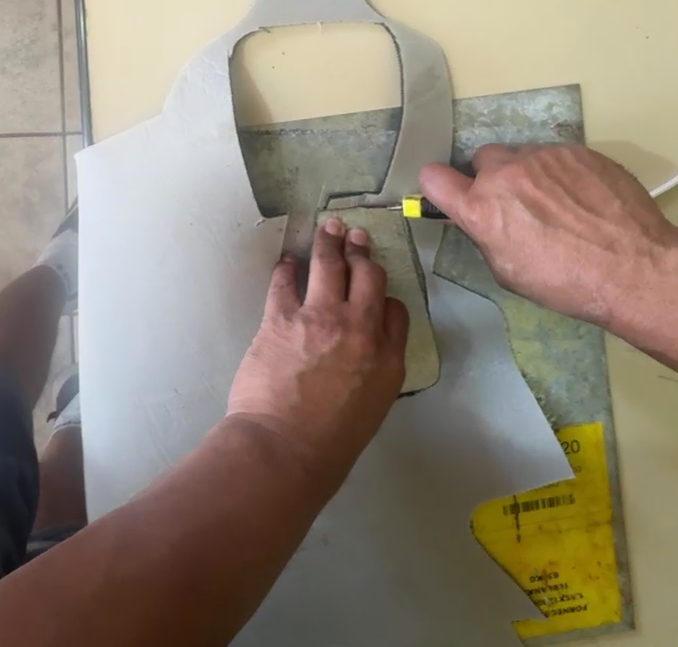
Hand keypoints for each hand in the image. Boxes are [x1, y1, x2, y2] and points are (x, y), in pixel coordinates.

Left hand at [227, 219, 408, 490]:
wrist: (285, 450)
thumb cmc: (328, 446)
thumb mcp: (371, 409)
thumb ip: (373, 372)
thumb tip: (362, 352)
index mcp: (387, 360)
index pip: (395, 312)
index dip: (384, 294)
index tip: (376, 289)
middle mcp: (360, 330)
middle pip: (368, 277)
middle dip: (363, 252)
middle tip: (357, 237)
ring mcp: (320, 318)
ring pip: (329, 265)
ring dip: (329, 242)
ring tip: (329, 227)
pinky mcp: (282, 317)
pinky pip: (286, 281)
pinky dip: (286, 267)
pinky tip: (286, 261)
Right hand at [418, 145, 677, 325]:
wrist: (636, 268)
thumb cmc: (566, 282)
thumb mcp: (508, 271)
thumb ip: (486, 235)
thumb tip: (482, 220)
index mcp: (481, 208)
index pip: (433, 177)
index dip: (440, 187)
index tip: (454, 196)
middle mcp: (506, 173)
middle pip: (482, 159)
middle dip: (492, 178)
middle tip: (516, 204)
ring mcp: (544, 157)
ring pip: (523, 156)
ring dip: (530, 175)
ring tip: (560, 205)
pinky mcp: (577, 151)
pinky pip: (558, 157)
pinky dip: (563, 174)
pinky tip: (585, 200)